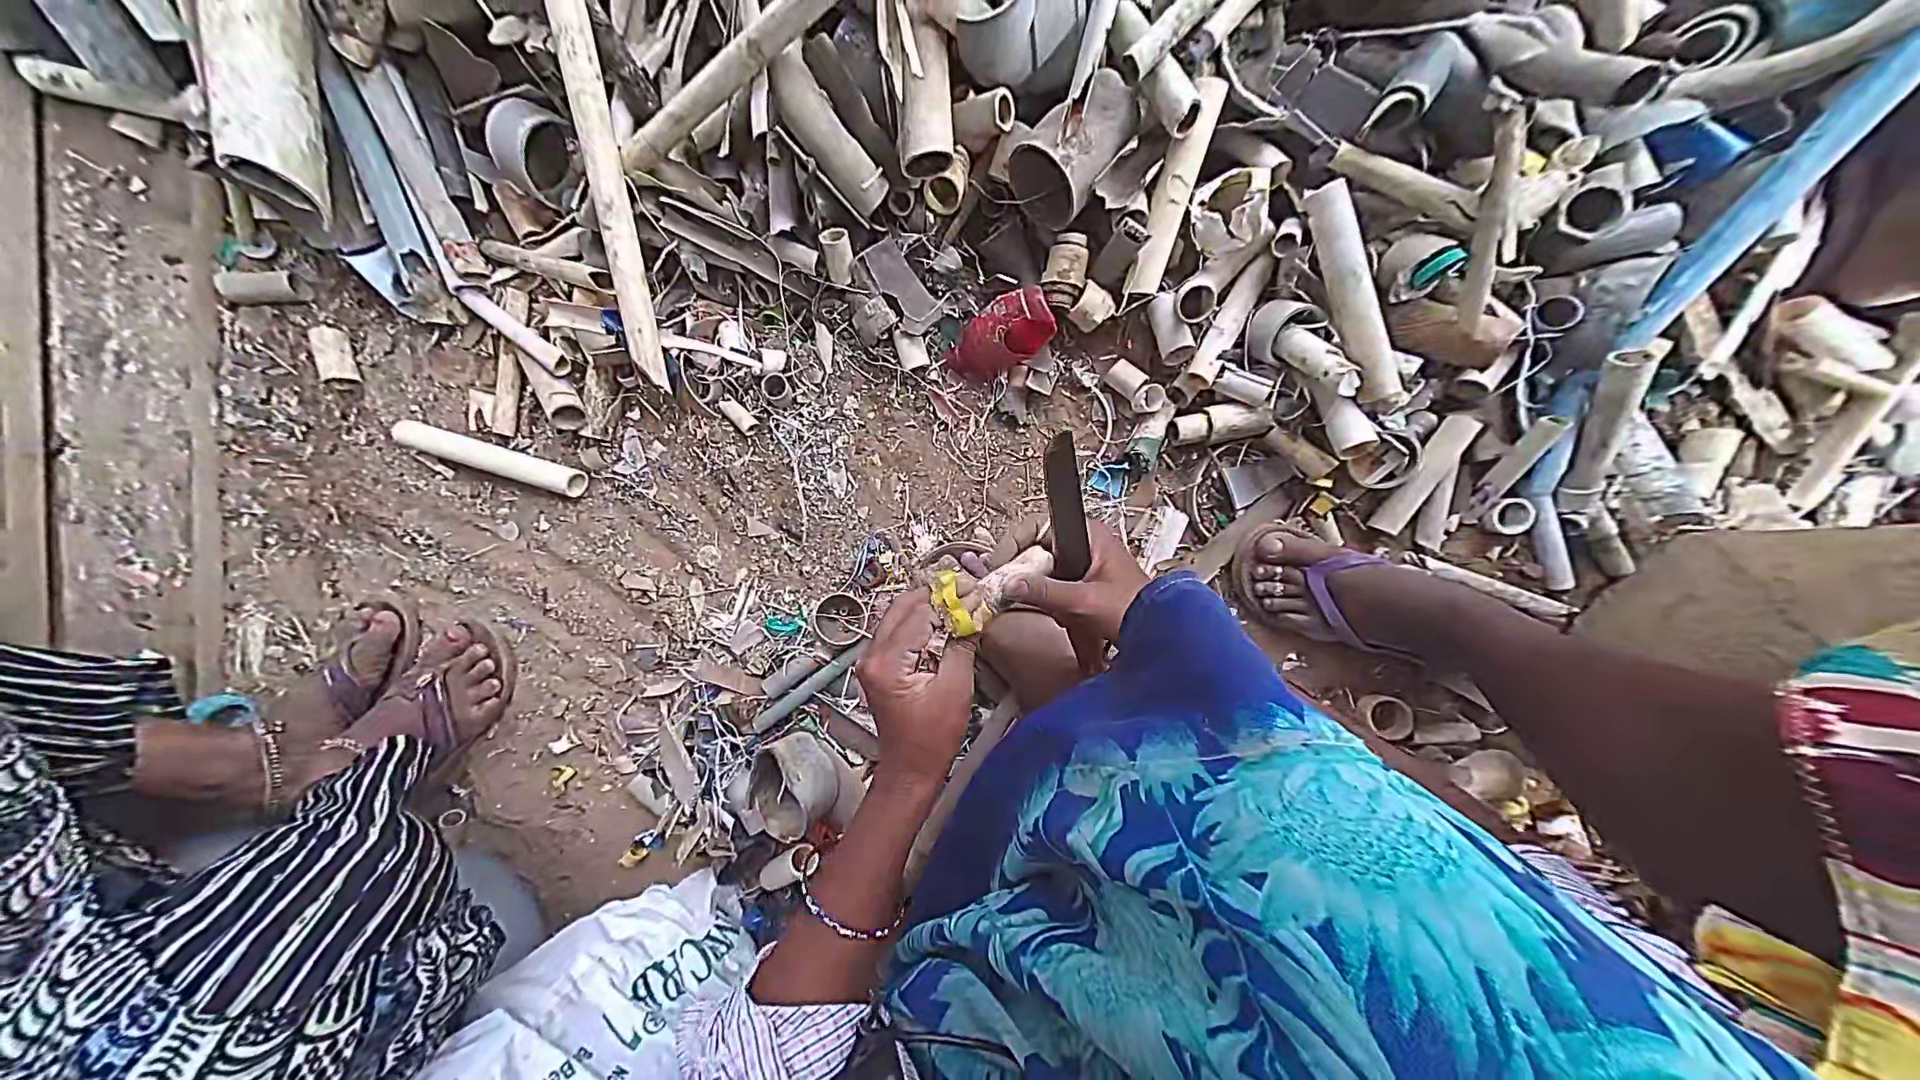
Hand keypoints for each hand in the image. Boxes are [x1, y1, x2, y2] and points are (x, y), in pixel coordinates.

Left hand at [854, 591, 976, 782]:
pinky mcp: (877, 666)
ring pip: (898, 615)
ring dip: (927, 607)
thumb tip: (972, 614)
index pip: (919, 613)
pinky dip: (919, 622)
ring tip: (957, 606)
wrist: (910, 769)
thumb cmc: (931, 739)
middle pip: (902, 606)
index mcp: (887, 662)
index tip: (973, 592)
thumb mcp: (955, 689)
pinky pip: (897, 631)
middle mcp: (871, 656)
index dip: (949, 600)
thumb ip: (961, 645)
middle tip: (965, 593)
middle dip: (935, 596)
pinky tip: (942, 624)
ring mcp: (870, 660)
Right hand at [998, 518, 1149, 649]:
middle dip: (1027, 574)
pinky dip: (1052, 602)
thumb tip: (1010, 584)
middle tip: (1011, 591)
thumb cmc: (1134, 609)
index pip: (1035, 526)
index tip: (998, 565)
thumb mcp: (1084, 600)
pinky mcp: (1083, 582)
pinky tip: (1063, 616)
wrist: (1159, 632)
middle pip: (1035, 549)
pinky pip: (1054, 586)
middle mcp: (1083, 542)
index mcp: (1087, 533)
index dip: (1013, 544)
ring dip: (1041, 592)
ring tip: (1053, 609)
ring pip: (1042, 571)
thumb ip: (1045, 591)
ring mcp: (1083, 563)